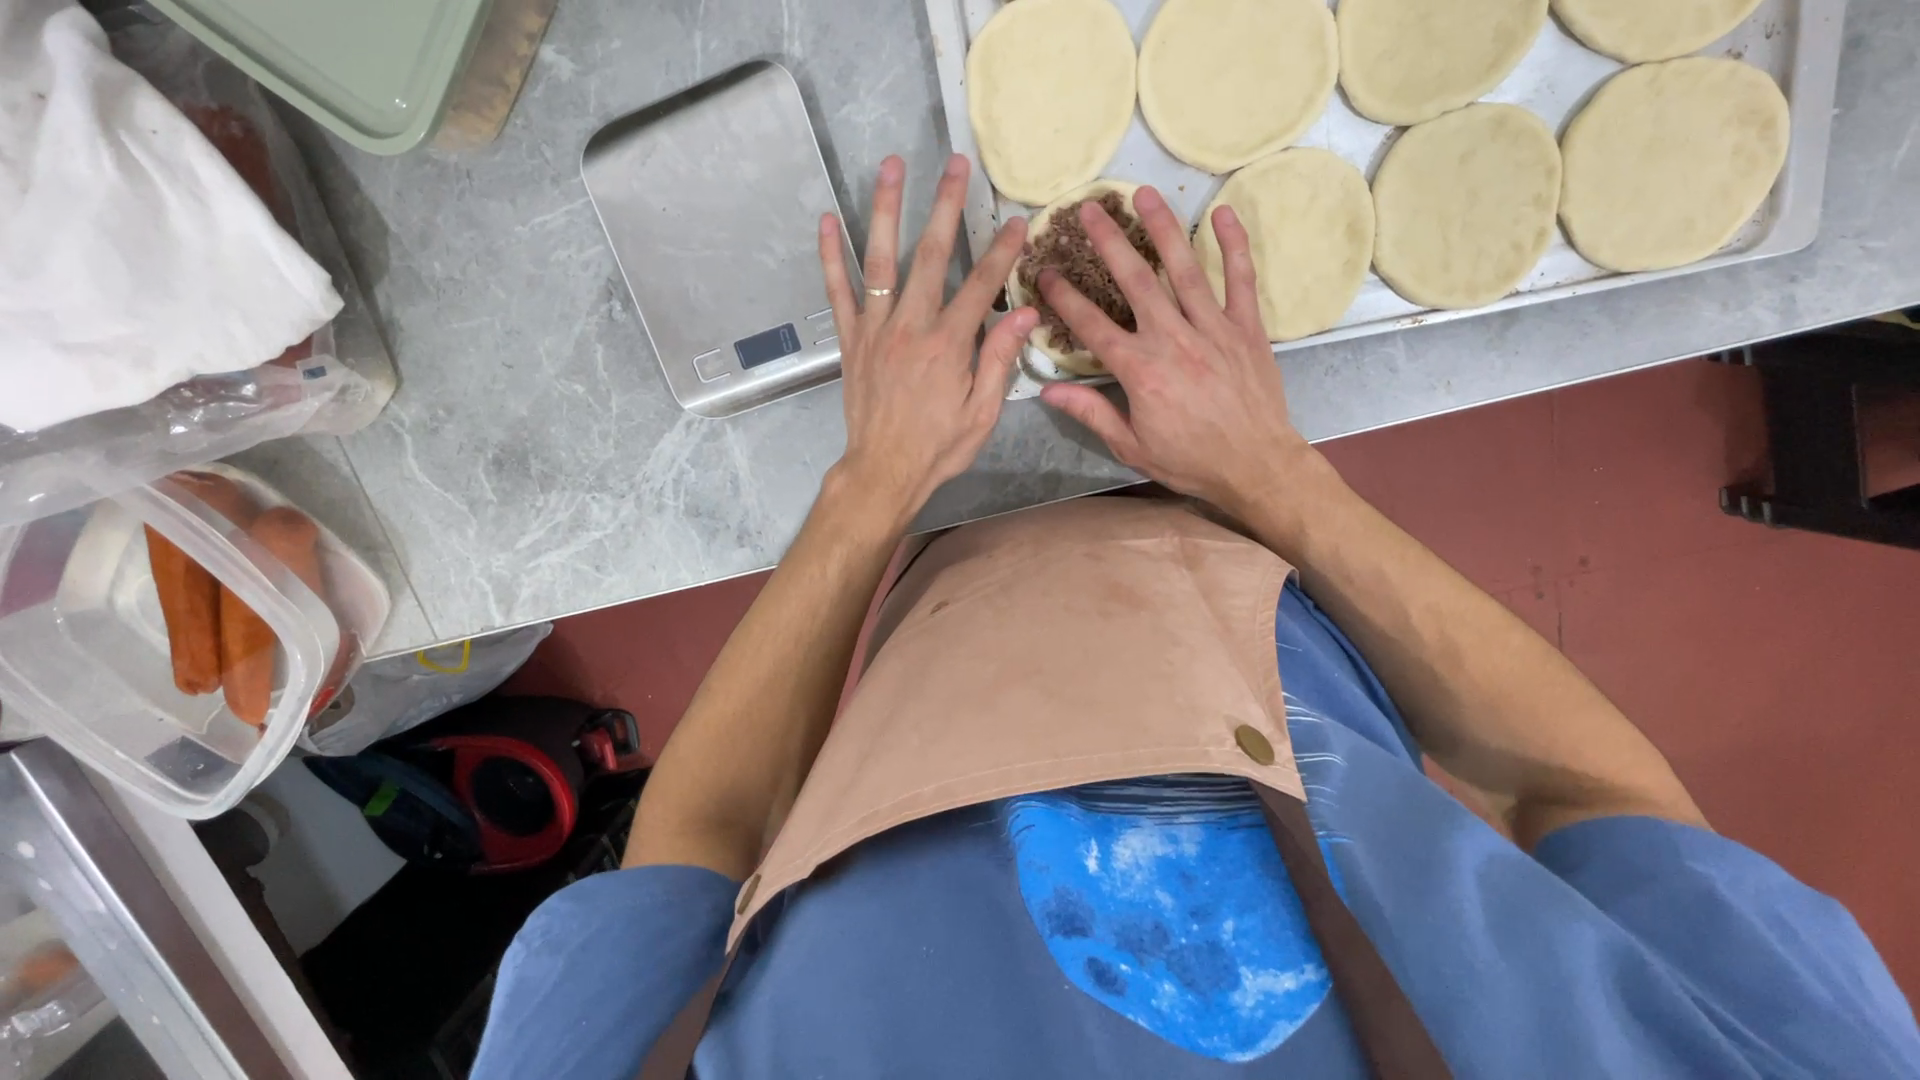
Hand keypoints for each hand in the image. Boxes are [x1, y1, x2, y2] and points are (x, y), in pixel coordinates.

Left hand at [820, 154, 1036, 526]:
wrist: (883, 471)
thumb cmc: (938, 448)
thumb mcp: (982, 413)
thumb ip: (1000, 359)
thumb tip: (1025, 314)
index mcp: (948, 345)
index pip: (981, 285)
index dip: (1002, 251)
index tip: (1018, 221)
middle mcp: (910, 326)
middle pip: (932, 255)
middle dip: (946, 206)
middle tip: (955, 164)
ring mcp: (874, 329)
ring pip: (880, 258)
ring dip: (886, 209)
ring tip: (892, 165)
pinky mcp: (850, 340)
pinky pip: (838, 291)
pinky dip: (831, 256)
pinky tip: (826, 221)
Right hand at [1036, 187, 1312, 520]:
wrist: (1256, 465)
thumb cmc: (1190, 460)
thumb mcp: (1131, 446)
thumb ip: (1091, 413)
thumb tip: (1048, 392)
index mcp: (1140, 370)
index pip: (1092, 325)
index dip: (1064, 297)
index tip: (1044, 273)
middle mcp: (1173, 339)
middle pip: (1136, 280)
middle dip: (1110, 241)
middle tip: (1090, 209)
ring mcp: (1213, 328)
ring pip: (1185, 268)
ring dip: (1162, 228)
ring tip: (1144, 194)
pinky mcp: (1246, 328)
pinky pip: (1241, 279)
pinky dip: (1234, 244)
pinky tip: (1222, 213)